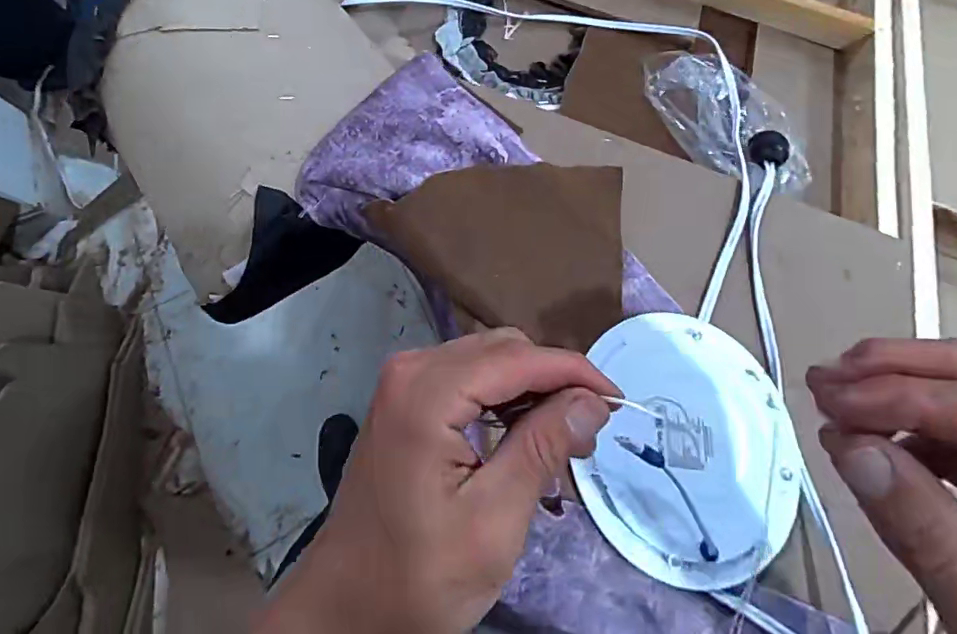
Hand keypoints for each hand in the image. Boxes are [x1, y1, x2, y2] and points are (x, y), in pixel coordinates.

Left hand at [258, 329, 620, 633]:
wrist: (339, 615)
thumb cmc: (414, 581)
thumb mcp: (492, 523)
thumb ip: (543, 448)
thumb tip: (593, 400)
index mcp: (428, 393)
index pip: (521, 358)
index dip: (575, 372)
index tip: (617, 401)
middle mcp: (414, 368)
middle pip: (507, 350)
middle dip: (555, 383)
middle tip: (587, 433)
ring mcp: (406, 380)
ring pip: (493, 359)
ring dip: (534, 390)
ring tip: (562, 439)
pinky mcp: (407, 397)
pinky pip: (472, 376)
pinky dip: (507, 397)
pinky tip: (525, 433)